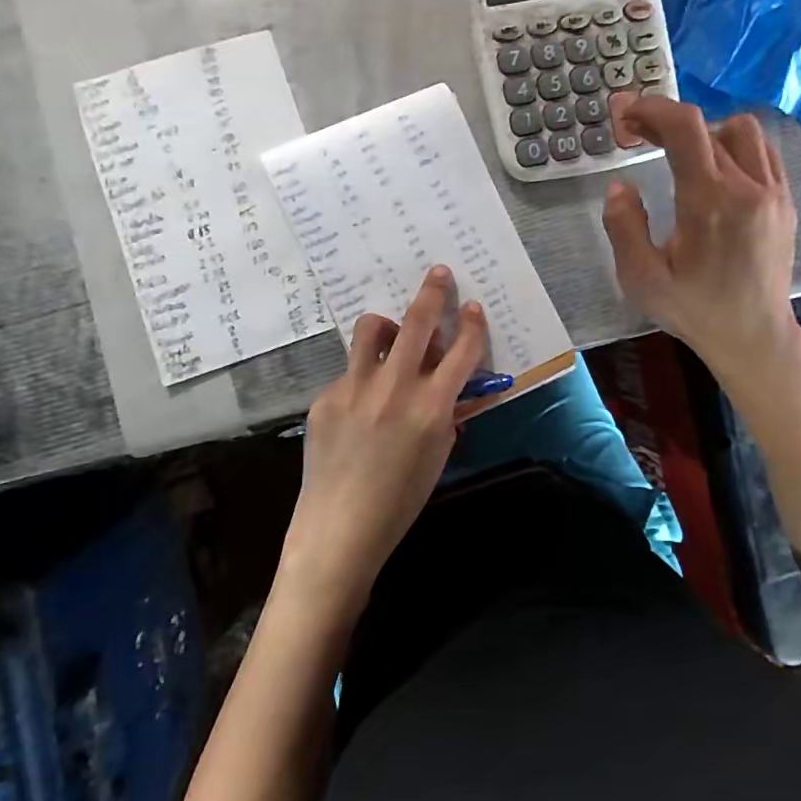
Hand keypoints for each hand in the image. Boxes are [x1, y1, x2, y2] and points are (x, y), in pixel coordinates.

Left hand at [282, 265, 487, 603]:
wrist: (340, 527)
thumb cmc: (400, 500)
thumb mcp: (437, 456)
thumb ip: (448, 415)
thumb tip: (454, 386)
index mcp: (431, 408)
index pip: (462, 352)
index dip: (472, 325)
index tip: (473, 308)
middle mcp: (395, 387)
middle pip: (418, 322)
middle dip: (432, 292)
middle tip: (438, 272)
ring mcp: (355, 388)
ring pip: (374, 329)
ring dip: (389, 325)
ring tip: (393, 336)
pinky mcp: (326, 396)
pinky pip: (351, 371)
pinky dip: (364, 376)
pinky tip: (361, 405)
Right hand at [603, 95, 800, 367]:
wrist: (753, 336)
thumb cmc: (694, 310)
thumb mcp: (642, 279)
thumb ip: (624, 227)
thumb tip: (621, 185)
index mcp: (709, 203)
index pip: (686, 127)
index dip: (653, 109)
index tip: (627, 115)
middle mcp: (748, 187)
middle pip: (709, 125)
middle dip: (668, 122)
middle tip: (640, 137)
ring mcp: (774, 192)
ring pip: (743, 130)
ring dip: (706, 132)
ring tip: (681, 155)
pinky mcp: (786, 202)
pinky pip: (763, 152)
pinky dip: (734, 148)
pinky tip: (715, 172)